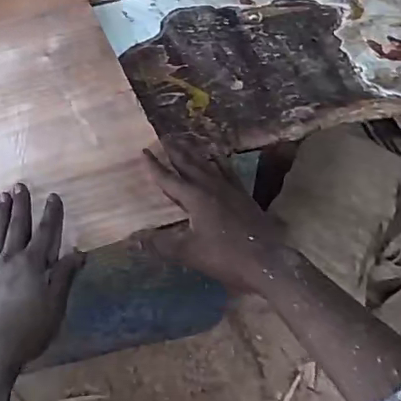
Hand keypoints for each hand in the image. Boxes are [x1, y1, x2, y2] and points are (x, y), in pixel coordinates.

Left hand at [0, 184, 83, 374]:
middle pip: (18, 227)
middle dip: (21, 205)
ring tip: (2, 196)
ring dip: (1, 214)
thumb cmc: (28, 330)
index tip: (53, 196)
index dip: (51, 214)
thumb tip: (78, 252)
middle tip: (19, 184)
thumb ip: (64, 277)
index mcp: (33, 264)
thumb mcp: (54, 306)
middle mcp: (11, 259)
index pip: (45, 233)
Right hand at [141, 143, 289, 294]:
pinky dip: (218, 161)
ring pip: (207, 164)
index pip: (168, 178)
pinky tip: (218, 157)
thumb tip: (132, 239)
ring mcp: (230, 189)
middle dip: (174, 150)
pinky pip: (227, 170)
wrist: (268, 263)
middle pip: (188, 163)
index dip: (154, 165)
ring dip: (194, 152)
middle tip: (163, 137)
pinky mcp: (243, 195)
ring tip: (185, 142)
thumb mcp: (188, 253)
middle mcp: (211, 186)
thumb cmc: (225, 257)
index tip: (144, 150)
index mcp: (194, 197)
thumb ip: (159, 244)